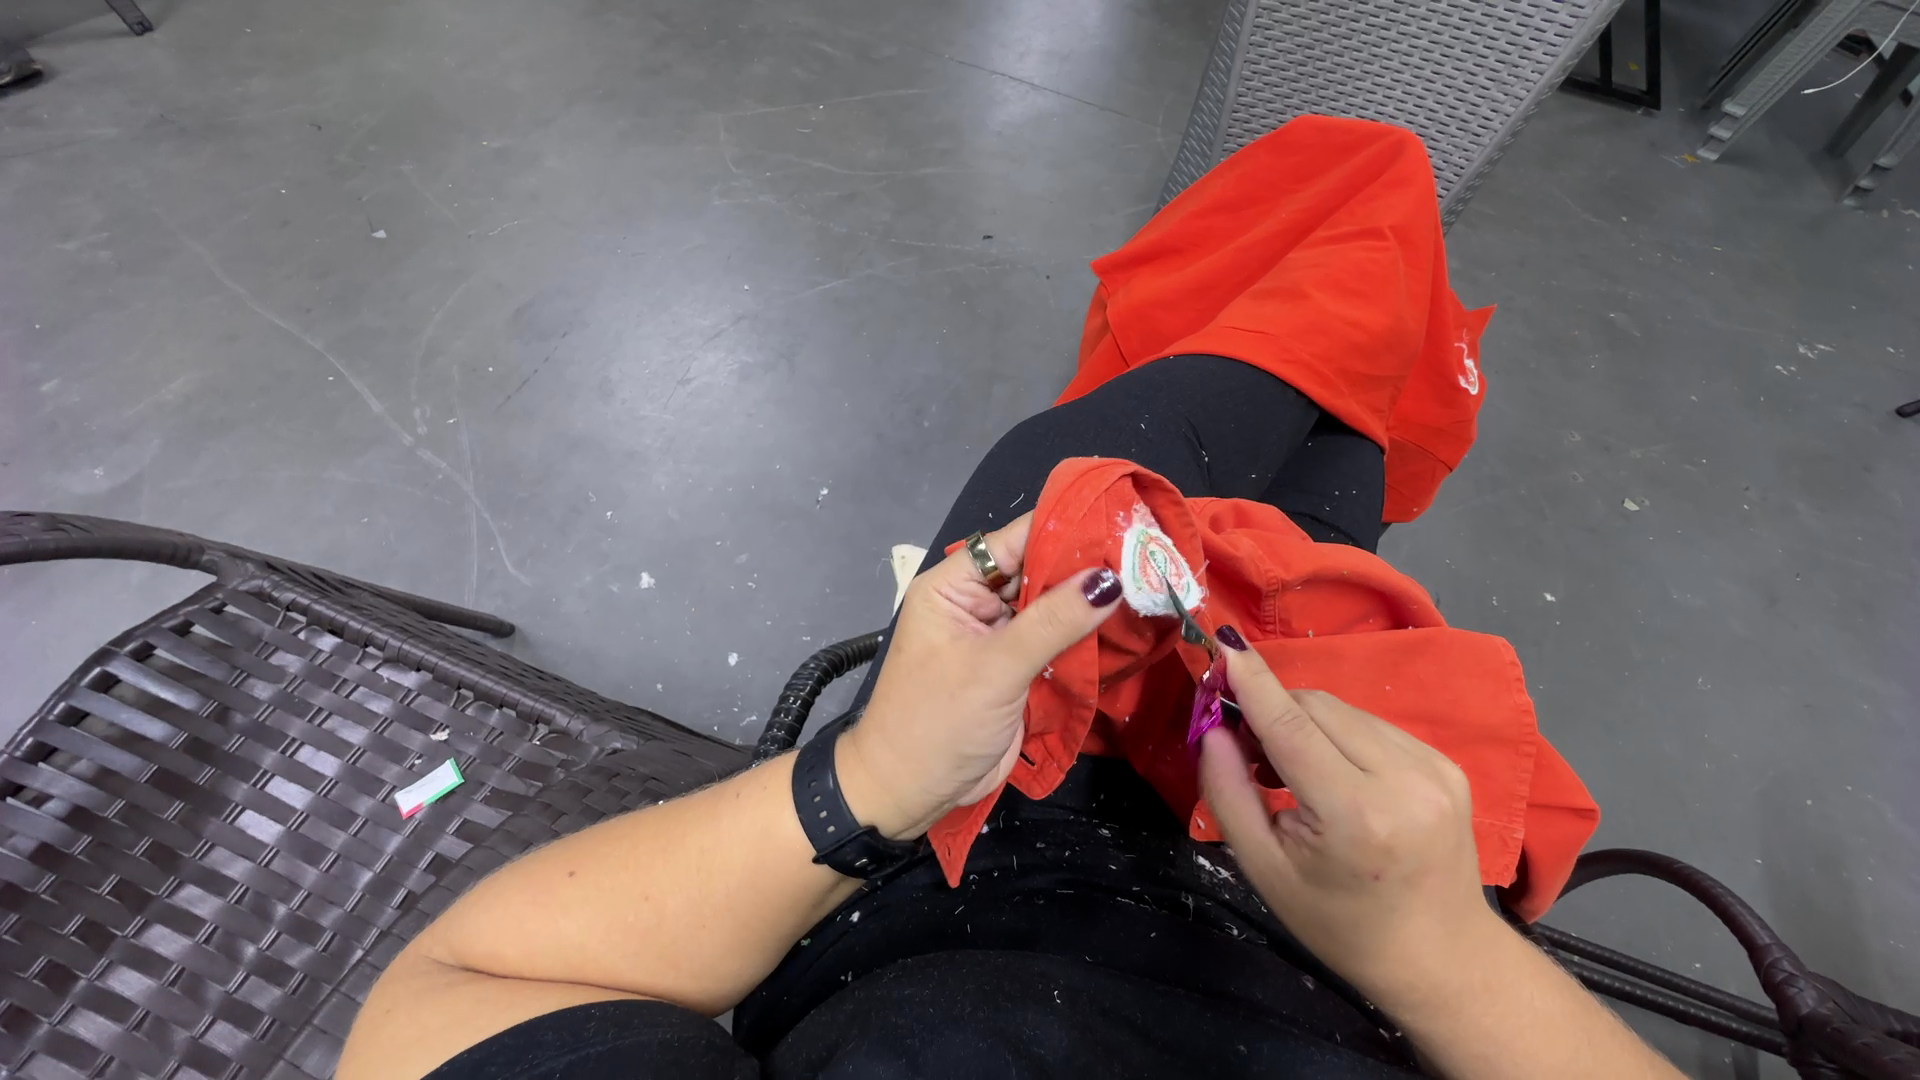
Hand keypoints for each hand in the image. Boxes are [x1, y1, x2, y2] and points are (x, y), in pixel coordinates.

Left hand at [837, 512, 1121, 839]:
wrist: (912, 792)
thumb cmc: (939, 721)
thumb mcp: (996, 667)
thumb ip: (1053, 621)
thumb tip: (1109, 578)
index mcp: (953, 586)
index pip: (1013, 541)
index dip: (1065, 529)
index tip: (1122, 523)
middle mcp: (975, 602)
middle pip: (1037, 571)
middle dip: (1085, 568)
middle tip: (1148, 556)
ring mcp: (997, 636)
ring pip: (1050, 607)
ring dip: (1089, 604)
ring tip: (1148, 584)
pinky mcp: (1015, 668)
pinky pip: (1055, 641)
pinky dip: (1084, 637)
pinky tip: (1126, 625)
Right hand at [1198, 643, 1500, 1002]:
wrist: (1442, 960)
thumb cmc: (1339, 922)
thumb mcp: (1263, 867)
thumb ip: (1227, 791)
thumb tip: (1213, 727)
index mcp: (1357, 814)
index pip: (1291, 726)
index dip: (1252, 681)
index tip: (1222, 642)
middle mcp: (1404, 780)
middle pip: (1316, 707)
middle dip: (1271, 710)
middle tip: (1243, 746)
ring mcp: (1434, 769)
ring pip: (1343, 711)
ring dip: (1304, 722)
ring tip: (1290, 770)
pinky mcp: (1447, 765)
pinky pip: (1371, 725)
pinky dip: (1338, 734)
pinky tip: (1332, 773)